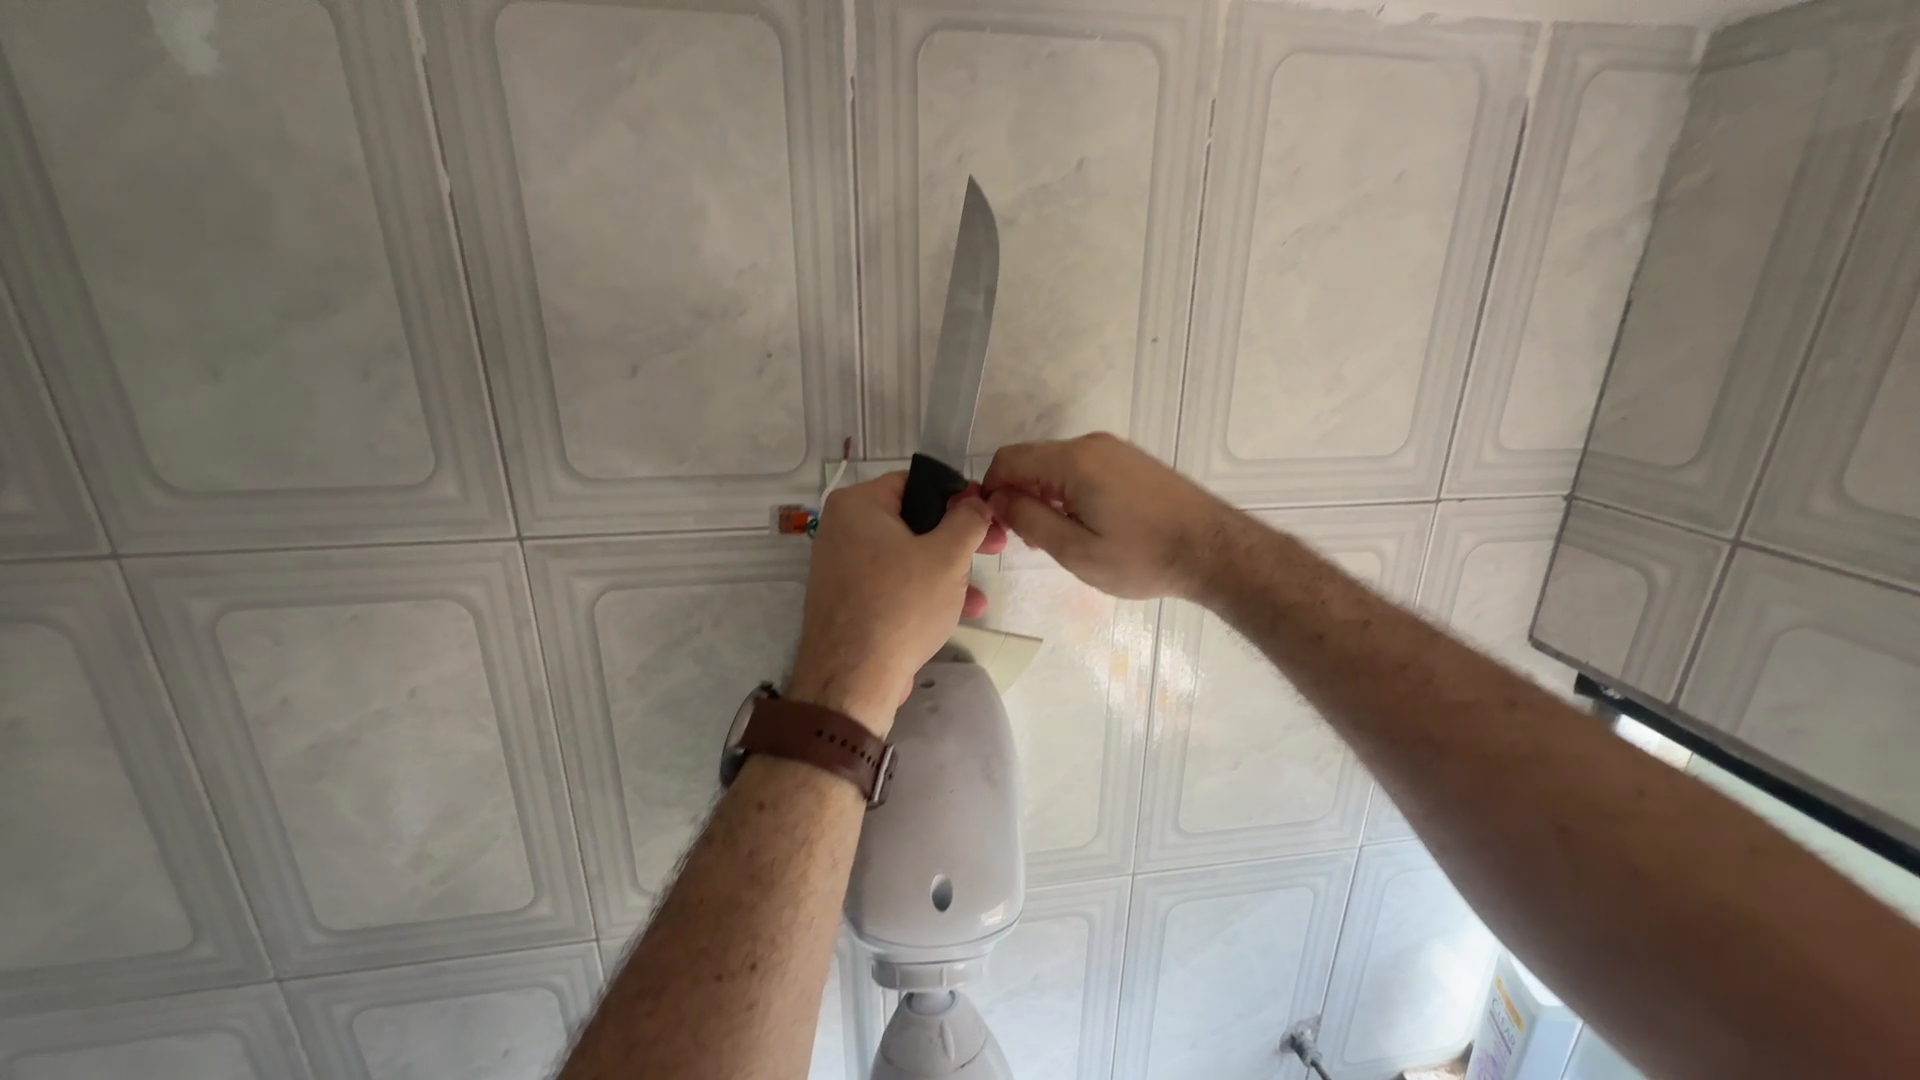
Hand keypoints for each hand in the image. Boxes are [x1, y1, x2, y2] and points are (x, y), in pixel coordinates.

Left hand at [788, 473, 1006, 735]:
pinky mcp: (848, 602)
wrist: (853, 680)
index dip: (957, 496)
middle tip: (993, 548)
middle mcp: (842, 529)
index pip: (915, 483)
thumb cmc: (901, 605)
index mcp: (858, 505)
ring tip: (978, 595)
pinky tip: (958, 614)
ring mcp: (841, 568)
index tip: (987, 515)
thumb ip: (968, 520)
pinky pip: (893, 585)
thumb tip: (976, 502)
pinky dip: (923, 593)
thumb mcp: (947, 556)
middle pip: (912, 521)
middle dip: (957, 540)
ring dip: (946, 572)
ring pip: (906, 557)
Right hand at [982, 433, 1237, 600]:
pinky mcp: (1131, 461)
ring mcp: (1115, 450)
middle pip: (1032, 460)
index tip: (994, 525)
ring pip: (1057, 465)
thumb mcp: (1076, 550)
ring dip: (1044, 496)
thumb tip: (997, 499)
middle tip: (1027, 540)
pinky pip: (1083, 469)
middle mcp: (1091, 444)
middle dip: (1018, 495)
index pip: (1008, 460)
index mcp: (1073, 461)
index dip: (990, 489)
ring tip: (1058, 538)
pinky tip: (1085, 525)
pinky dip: (1069, 492)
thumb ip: (1029, 519)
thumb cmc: (1142, 556)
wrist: (1214, 550)